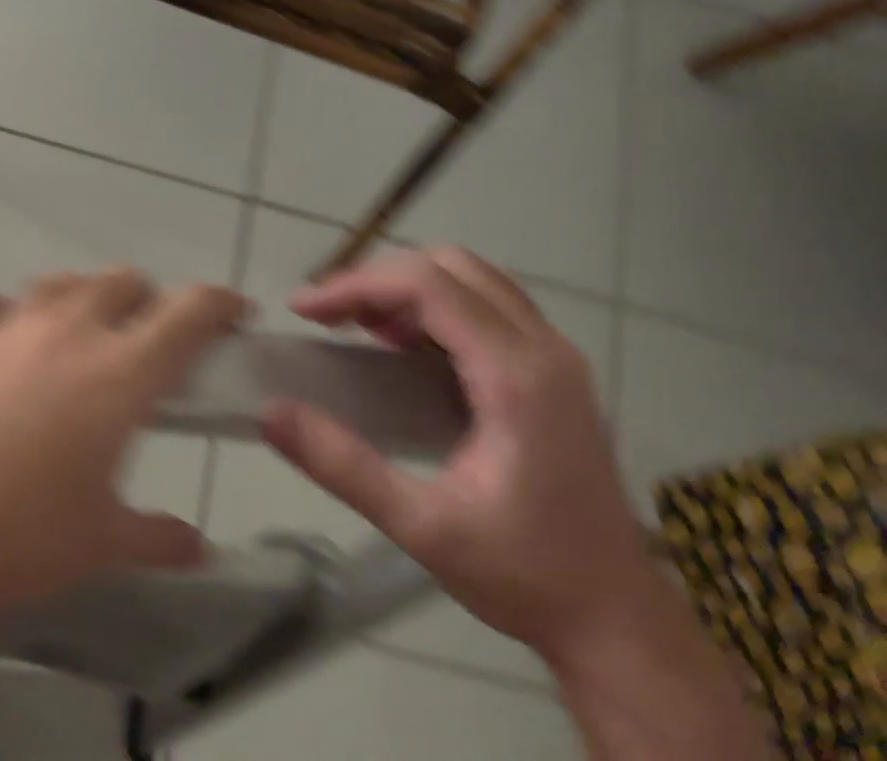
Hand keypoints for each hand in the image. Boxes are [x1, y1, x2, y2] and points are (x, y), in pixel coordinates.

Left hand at [0, 269, 246, 616]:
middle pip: (119, 282)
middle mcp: (66, 334)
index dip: (218, 304)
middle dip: (145, 300)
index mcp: (121, 375)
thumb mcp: (105, 543)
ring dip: (78, 298)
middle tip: (146, 336)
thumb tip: (196, 547)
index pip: (188, 313)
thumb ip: (160, 537)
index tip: (231, 313)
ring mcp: (3, 331)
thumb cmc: (26, 541)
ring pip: (55, 284)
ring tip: (77, 332)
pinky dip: (2, 312)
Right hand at [260, 247, 655, 660]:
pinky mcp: (554, 378)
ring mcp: (557, 362)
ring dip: (407, 288)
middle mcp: (546, 352)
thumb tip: (271, 413)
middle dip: (379, 278)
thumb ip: (342, 465)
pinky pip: (488, 309)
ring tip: (351, 325)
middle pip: (454, 268)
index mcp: (518, 378)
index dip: (357, 285)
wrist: (618, 621)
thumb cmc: (525, 574)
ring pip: (475, 281)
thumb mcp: (420, 525)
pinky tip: (395, 346)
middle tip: (325, 316)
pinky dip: (434, 308)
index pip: (430, 286)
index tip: (302, 310)